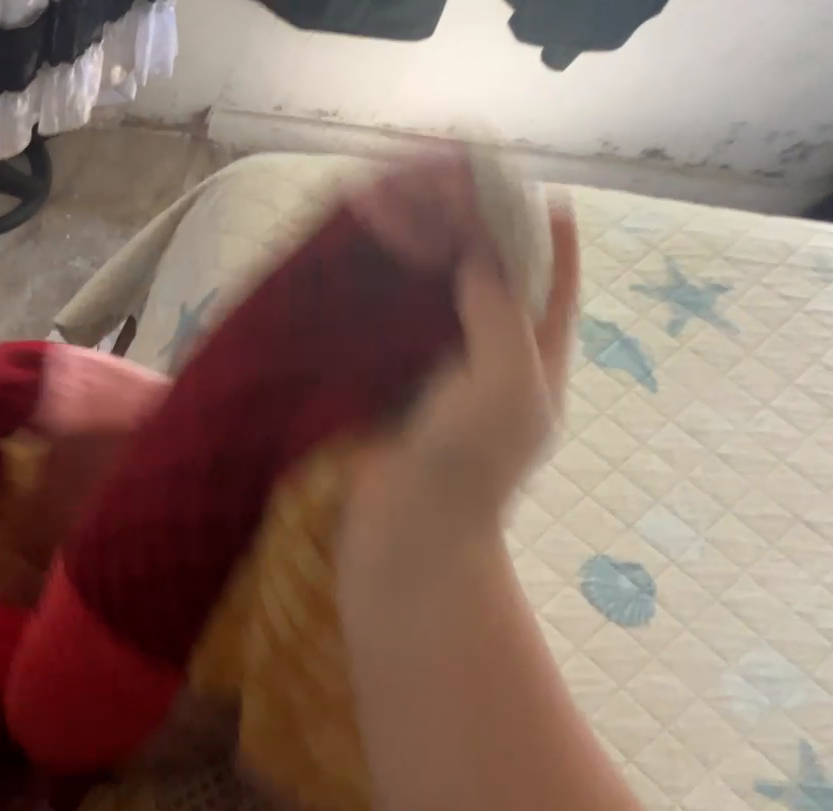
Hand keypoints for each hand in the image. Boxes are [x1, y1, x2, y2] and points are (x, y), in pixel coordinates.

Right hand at [343, 204, 580, 563]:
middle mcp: (487, 353)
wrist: (404, 527)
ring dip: (415, 267)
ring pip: (432, 303)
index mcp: (536, 351)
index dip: (530, 225)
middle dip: (464, 238)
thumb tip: (479, 252)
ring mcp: (433, 372)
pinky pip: (386, 333)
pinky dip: (376, 303)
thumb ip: (500, 315)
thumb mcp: (506, 383)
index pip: (549, 270)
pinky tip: (360, 279)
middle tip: (430, 198)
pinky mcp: (385, 388)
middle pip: (487, 280)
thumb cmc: (468, 462)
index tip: (498, 184)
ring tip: (392, 226)